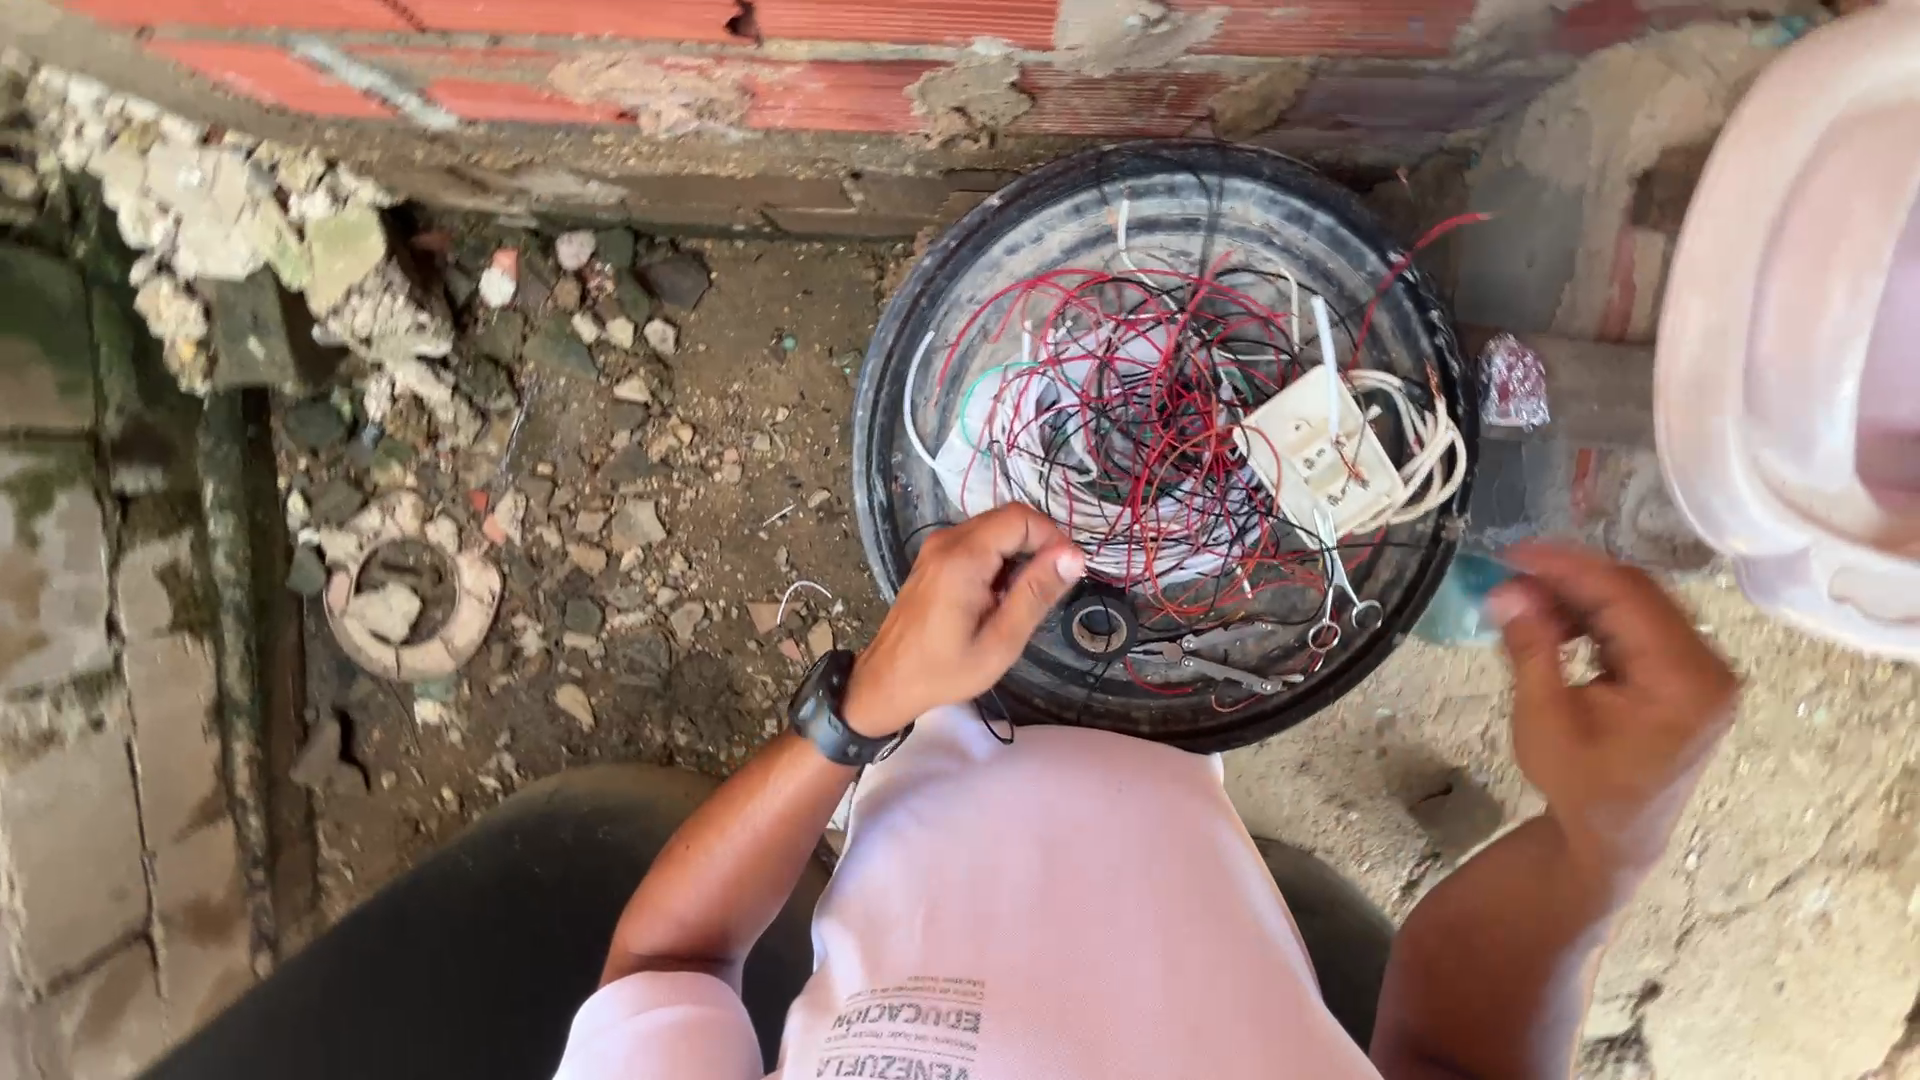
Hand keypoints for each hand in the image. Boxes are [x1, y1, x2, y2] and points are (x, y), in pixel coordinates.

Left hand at [842, 505, 1085, 736]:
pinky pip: (977, 542)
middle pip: (1007, 519)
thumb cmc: (945, 670)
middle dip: (1037, 546)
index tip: (1066, 573)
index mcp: (963, 557)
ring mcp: (937, 546)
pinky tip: (996, 597)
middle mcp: (947, 540)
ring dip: (1017, 555)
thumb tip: (1073, 555)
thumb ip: (1036, 593)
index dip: (1052, 538)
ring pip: (994, 529)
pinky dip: (997, 560)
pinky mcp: (934, 557)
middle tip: (1046, 590)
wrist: (888, 681)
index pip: (1021, 518)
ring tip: (1018, 599)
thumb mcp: (1001, 640)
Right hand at [1487, 544, 1737, 882]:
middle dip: (1567, 576)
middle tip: (1506, 573)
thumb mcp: (1544, 715)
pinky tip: (1550, 620)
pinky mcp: (1680, 674)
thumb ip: (1530, 648)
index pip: (1626, 595)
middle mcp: (1707, 665)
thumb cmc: (1579, 781)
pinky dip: (1588, 615)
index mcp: (1684, 677)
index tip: (1510, 553)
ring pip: (1634, 604)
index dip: (1566, 566)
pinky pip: (1634, 625)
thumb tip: (1506, 590)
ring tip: (1520, 597)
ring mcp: (1698, 669)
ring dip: (1575, 594)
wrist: (1612, 831)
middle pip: (1635, 593)